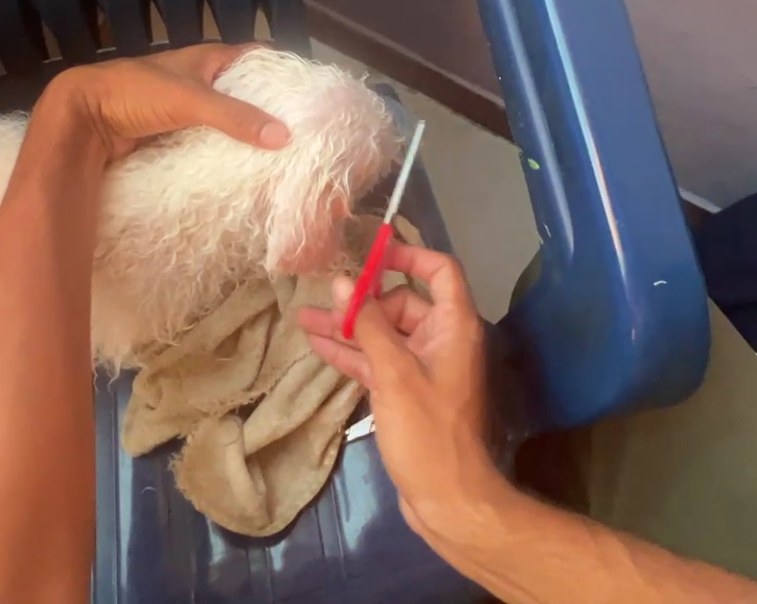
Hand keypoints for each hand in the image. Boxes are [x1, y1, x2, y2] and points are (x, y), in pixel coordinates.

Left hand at [35, 43, 290, 161]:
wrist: (84, 116)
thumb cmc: (137, 92)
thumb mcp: (191, 100)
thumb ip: (235, 117)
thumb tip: (284, 136)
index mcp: (207, 58)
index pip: (254, 57)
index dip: (279, 69)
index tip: (307, 92)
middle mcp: (199, 79)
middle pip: (242, 91)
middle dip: (266, 108)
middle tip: (299, 130)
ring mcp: (184, 108)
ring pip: (223, 119)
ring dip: (243, 133)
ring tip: (278, 153)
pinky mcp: (172, 132)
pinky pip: (205, 140)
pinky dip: (220, 149)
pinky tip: (240, 166)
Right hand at [297, 242, 505, 542]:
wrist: (447, 500)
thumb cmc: (428, 431)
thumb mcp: (394, 372)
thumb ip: (367, 324)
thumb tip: (341, 281)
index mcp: (452, 326)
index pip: (439, 271)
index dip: (408, 256)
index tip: (371, 255)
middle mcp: (439, 339)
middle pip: (401, 302)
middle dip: (361, 299)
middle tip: (321, 297)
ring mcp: (421, 366)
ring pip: (381, 333)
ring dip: (346, 326)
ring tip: (303, 317)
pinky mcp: (404, 390)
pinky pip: (375, 359)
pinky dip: (350, 352)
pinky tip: (317, 344)